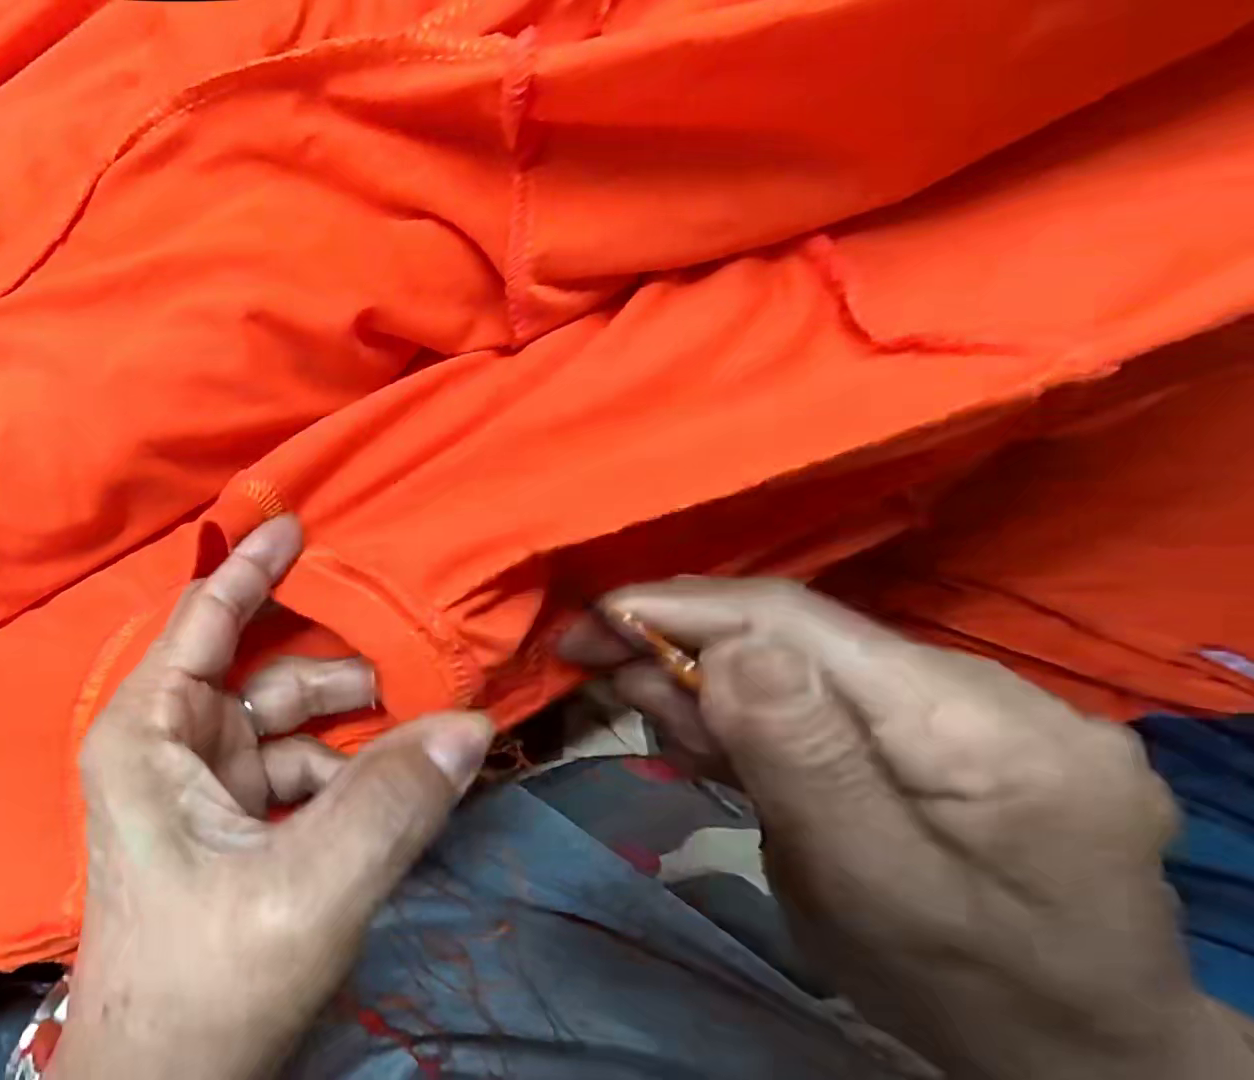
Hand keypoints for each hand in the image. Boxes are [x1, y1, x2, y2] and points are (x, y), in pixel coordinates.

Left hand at [53, 516, 494, 1079]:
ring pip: (287, 723)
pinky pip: (297, 769)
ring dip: (351, 724)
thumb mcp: (305, 888)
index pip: (205, 618)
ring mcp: (201, 781)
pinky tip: (394, 784)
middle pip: (260, 670)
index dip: (252, 567)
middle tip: (406, 652)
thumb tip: (469, 725)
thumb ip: (390, 805)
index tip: (299, 524)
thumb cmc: (204, 982)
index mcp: (149, 729)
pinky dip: (345, 769)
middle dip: (332, 663)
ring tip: (421, 726)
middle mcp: (169, 739)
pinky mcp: (231, 820)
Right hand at [560, 578, 1253, 1079]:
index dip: (676, 607)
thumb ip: (803, 758)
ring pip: (791, 656)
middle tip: (594, 666)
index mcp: (977, 725)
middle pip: (788, 630)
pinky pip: (812, 688)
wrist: (1067, 1052)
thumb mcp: (864, 884)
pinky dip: (744, 705)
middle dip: (677, 640)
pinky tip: (711, 734)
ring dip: (704, 677)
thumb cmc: (958, 986)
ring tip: (652, 714)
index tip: (587, 623)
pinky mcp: (936, 721)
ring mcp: (964, 700)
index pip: (793, 620)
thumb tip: (733, 648)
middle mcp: (981, 687)